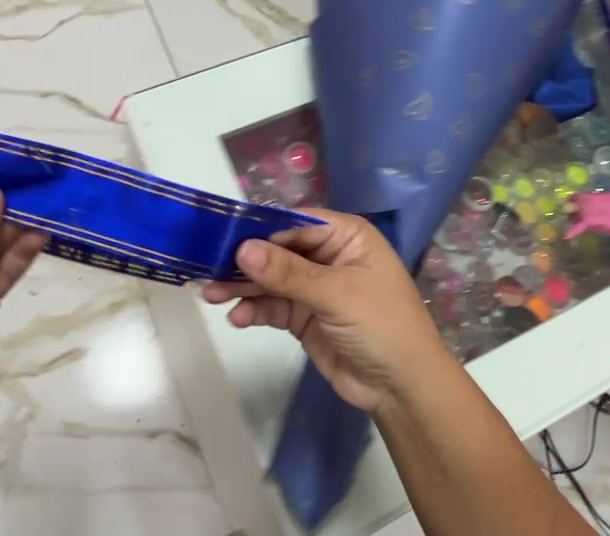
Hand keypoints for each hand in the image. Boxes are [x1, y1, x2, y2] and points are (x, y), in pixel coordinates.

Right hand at [200, 210, 447, 412]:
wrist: (403, 388)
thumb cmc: (381, 324)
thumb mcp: (336, 294)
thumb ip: (287, 273)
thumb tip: (242, 249)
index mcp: (345, 237)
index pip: (296, 222)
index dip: (261, 228)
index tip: (223, 234)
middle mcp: (329, 256)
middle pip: (279, 250)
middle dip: (245, 260)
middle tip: (206, 267)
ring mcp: (316, 288)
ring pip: (272, 280)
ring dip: (243, 287)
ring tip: (211, 295)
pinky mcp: (306, 318)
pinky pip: (274, 307)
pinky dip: (255, 310)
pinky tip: (237, 318)